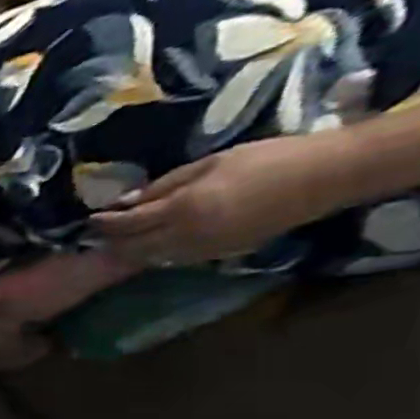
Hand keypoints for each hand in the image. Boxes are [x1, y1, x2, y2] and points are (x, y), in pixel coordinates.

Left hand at [89, 136, 341, 265]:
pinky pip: (174, 259)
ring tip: (118, 242)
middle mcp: (185, 235)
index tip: (91, 219)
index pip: (127, 224)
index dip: (104, 223)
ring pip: (150, 258)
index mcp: (182, 209)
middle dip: (111, 242)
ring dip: (131, 252)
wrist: (328, 176)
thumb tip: (124, 202)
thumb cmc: (268, 159)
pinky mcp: (218, 255)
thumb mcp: (209, 164)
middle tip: (98, 234)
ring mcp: (202, 249)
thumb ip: (163, 186)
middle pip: (132, 247)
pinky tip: (152, 245)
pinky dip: (156, 254)